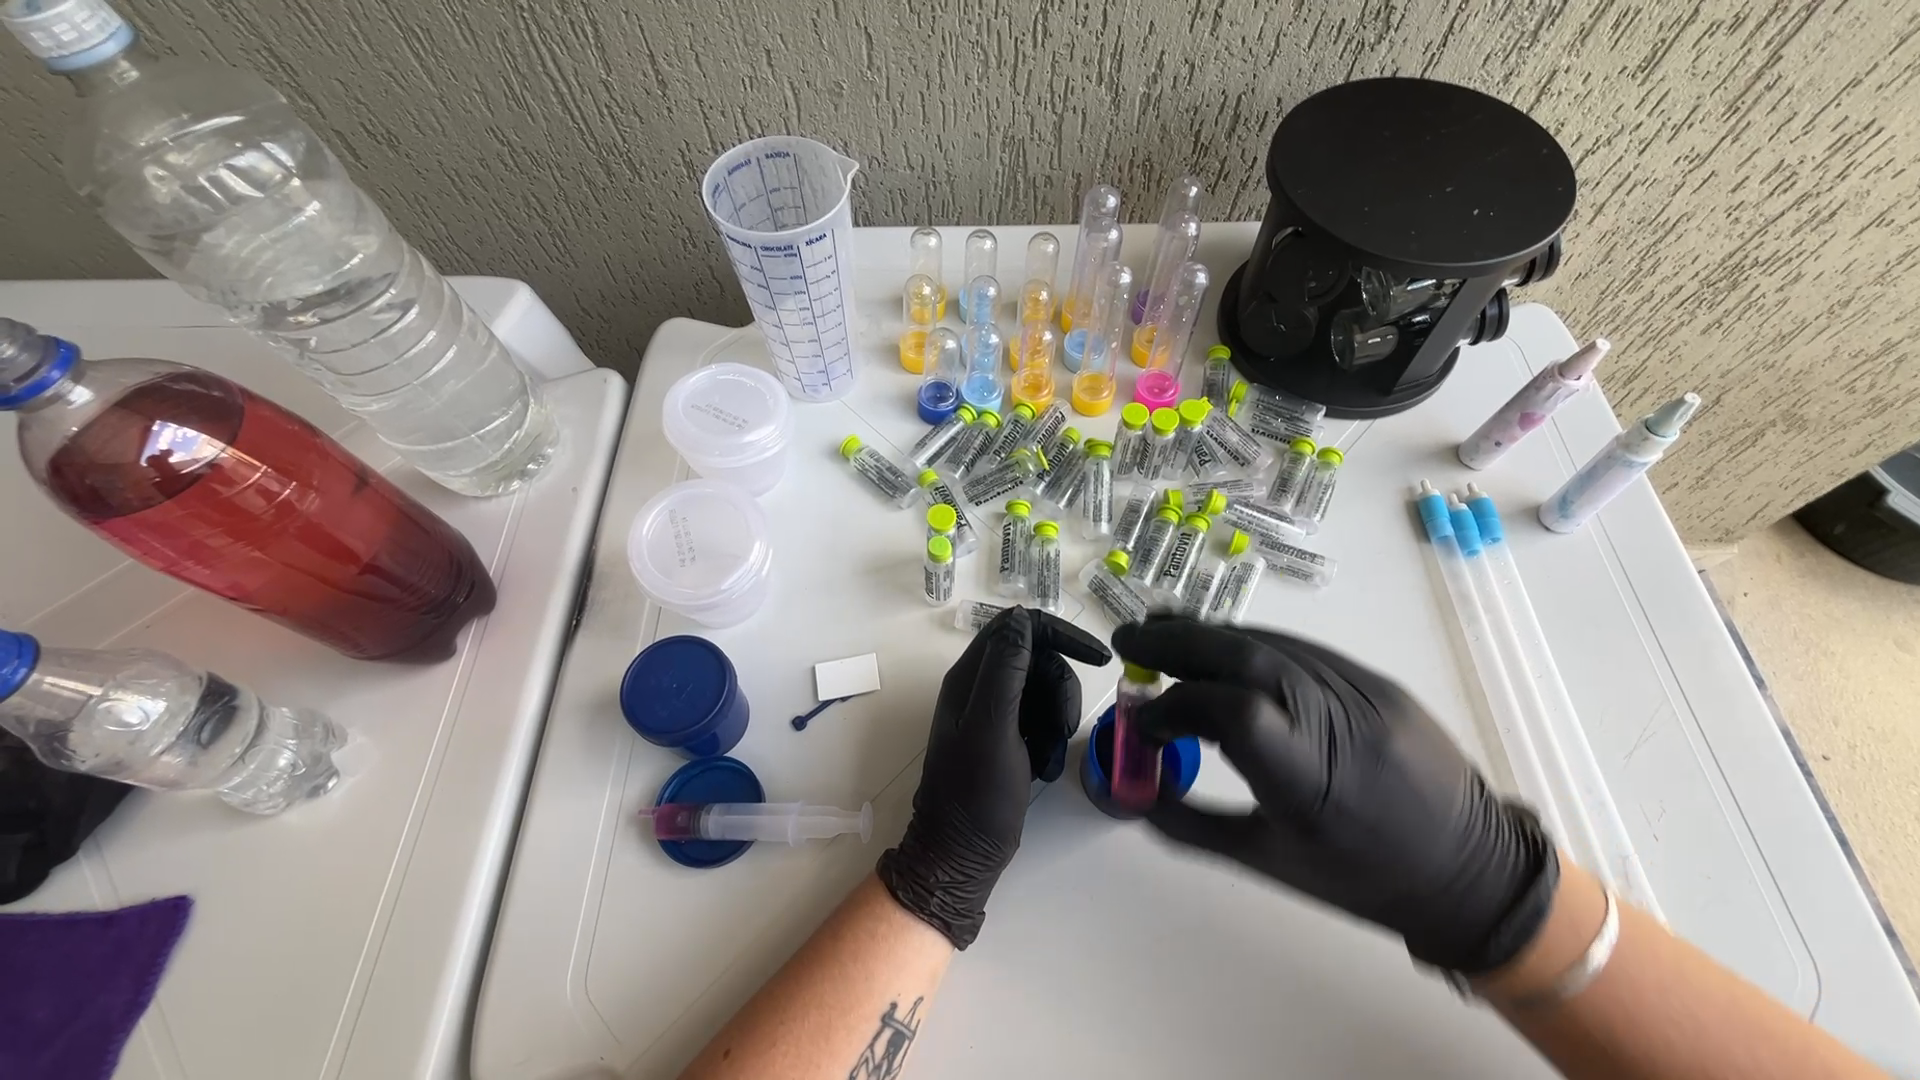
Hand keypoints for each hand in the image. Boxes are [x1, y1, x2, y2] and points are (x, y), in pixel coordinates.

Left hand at [877, 606, 1109, 948]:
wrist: (963, 854)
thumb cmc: (976, 794)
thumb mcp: (992, 726)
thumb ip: (1006, 669)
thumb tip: (1021, 618)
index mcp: (970, 676)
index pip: (1019, 627)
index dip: (1060, 635)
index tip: (1098, 659)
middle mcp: (980, 686)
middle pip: (1039, 660)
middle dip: (1060, 692)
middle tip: (1059, 730)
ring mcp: (993, 712)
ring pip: (1045, 690)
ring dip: (1057, 721)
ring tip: (1047, 756)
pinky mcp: (1007, 736)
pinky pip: (1042, 719)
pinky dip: (1050, 740)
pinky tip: (1043, 767)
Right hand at [1112, 615, 1558, 974]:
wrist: (1472, 870)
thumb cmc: (1359, 879)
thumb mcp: (1265, 862)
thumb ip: (1189, 823)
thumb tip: (1133, 789)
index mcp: (1311, 783)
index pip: (1232, 713)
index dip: (1174, 707)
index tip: (1140, 720)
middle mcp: (1340, 724)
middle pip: (1246, 658)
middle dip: (1177, 642)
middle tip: (1129, 641)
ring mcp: (1364, 694)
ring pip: (1270, 644)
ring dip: (1207, 636)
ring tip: (1161, 634)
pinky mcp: (1377, 682)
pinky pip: (1299, 650)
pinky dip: (1246, 646)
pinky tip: (1218, 650)